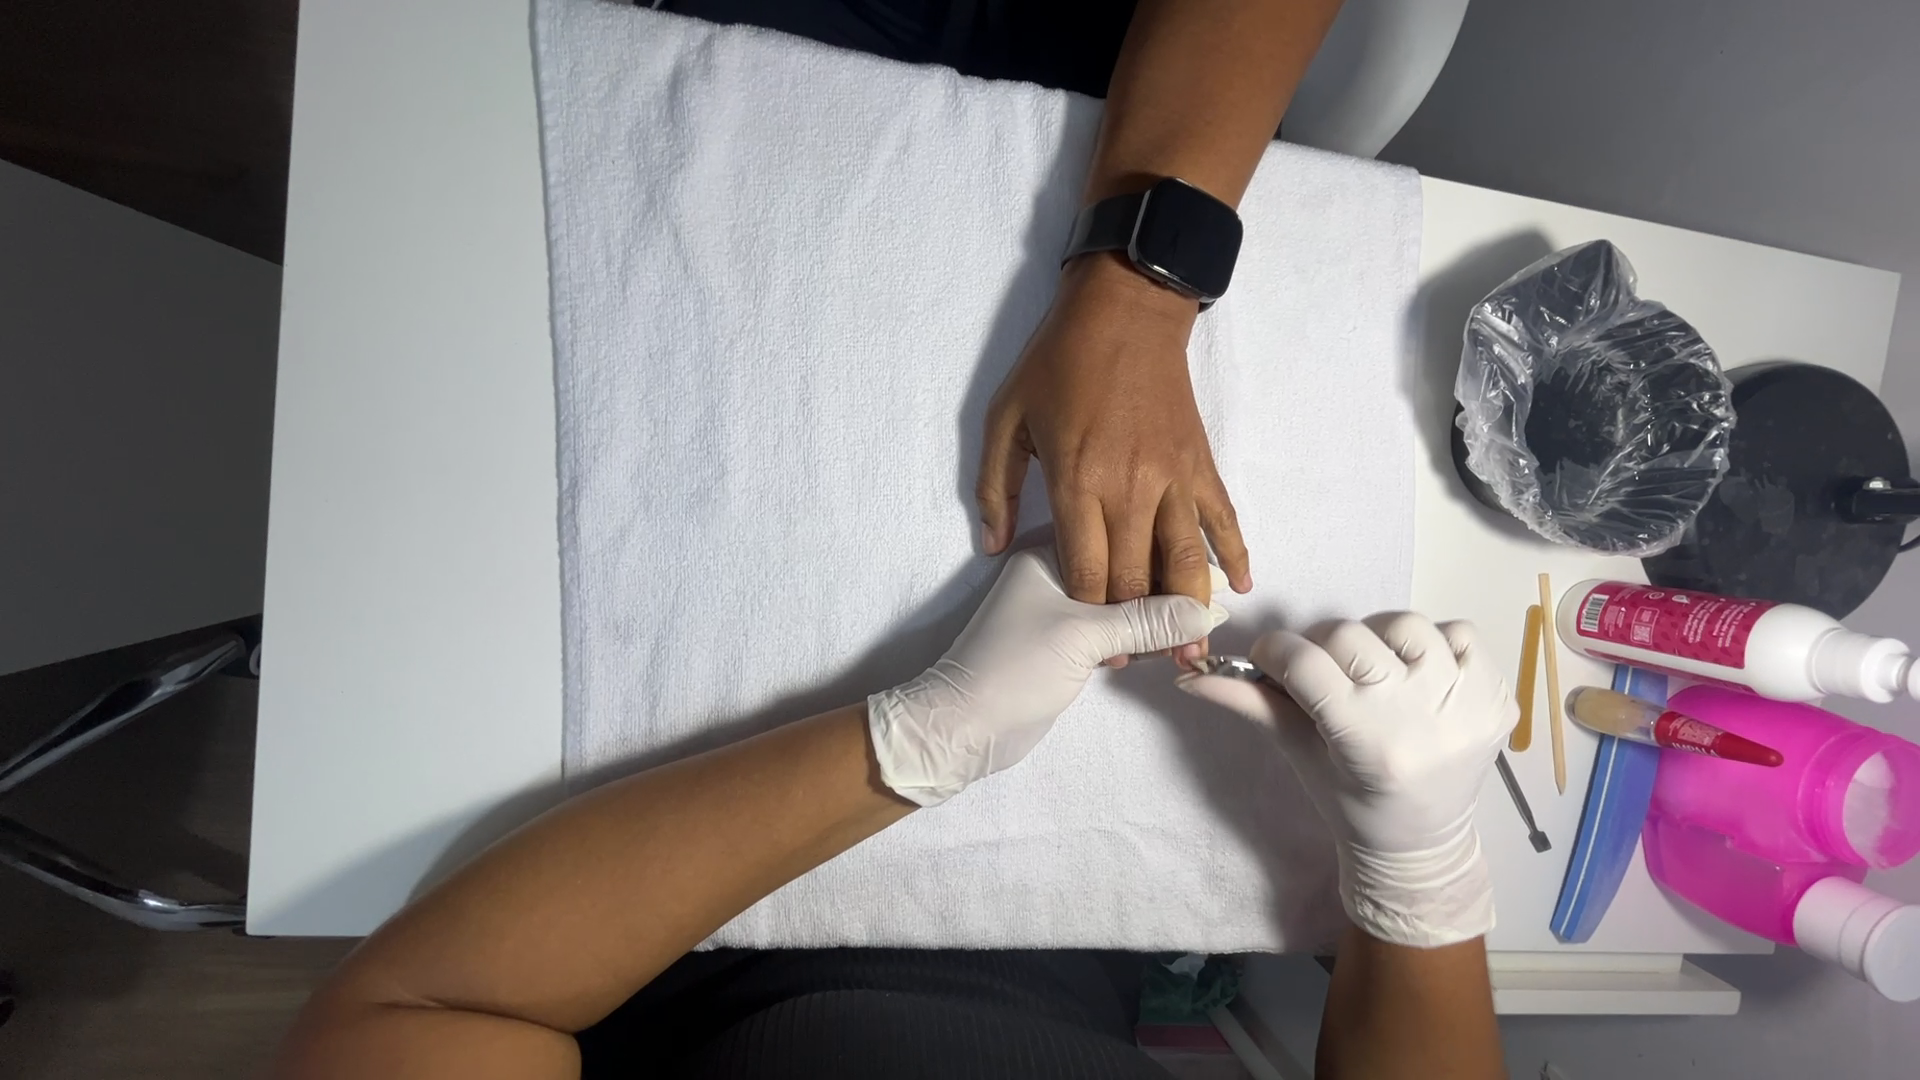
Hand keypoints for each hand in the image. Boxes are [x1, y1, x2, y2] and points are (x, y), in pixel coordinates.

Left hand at [869, 548, 1227, 805]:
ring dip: (1156, 624)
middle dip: (1168, 599)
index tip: (1214, 587)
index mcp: (1052, 553)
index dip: (1169, 565)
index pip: (1124, 542)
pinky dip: (1137, 641)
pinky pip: (1113, 631)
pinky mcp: (1066, 642)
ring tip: (1189, 646)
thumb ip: (1145, 619)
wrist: (964, 724)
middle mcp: (1058, 573)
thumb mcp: (1083, 637)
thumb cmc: (1016, 666)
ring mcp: (1062, 609)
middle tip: (1206, 625)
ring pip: (1124, 605)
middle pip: (1129, 573)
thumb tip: (1206, 612)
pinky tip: (1163, 653)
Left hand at [976, 255, 1250, 661]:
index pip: (1088, 573)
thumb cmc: (1057, 365)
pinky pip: (1223, 517)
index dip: (1091, 618)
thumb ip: (996, 489)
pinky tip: (1242, 585)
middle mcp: (1129, 490)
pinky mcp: (1200, 462)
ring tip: (1191, 649)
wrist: (1124, 310)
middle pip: (1137, 578)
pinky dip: (1236, 553)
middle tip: (1139, 660)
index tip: (1093, 644)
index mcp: (1076, 483)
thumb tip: (993, 548)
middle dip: (1137, 627)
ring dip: (1189, 610)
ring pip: (1187, 560)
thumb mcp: (1004, 419)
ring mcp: (1172, 478)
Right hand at [1179, 614, 1515, 947]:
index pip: (1304, 661)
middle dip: (1322, 647)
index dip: (1275, 652)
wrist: (1421, 841)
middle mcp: (1422, 719)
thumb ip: (1246, 704)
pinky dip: (1434, 645)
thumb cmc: (1346, 799)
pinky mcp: (1500, 698)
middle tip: (1322, 674)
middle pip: (1350, 636)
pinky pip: (1461, 632)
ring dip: (1378, 640)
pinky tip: (1419, 677)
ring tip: (1374, 672)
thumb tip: (1188, 675)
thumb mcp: (1294, 751)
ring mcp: (1469, 707)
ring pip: (1407, 624)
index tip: (1271, 662)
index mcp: (1366, 740)